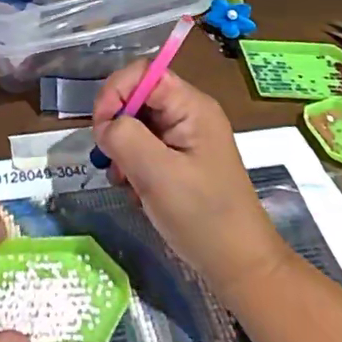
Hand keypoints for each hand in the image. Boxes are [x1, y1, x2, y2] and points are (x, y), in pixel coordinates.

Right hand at [91, 61, 290, 291]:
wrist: (241, 268)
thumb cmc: (204, 217)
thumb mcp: (158, 175)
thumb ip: (126, 138)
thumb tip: (106, 126)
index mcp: (192, 106)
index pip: (143, 73)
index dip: (115, 91)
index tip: (100, 128)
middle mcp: (189, 113)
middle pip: (138, 97)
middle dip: (116, 124)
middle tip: (110, 160)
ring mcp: (185, 137)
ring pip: (137, 123)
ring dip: (122, 148)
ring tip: (124, 180)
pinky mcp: (181, 159)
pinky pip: (145, 146)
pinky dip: (132, 163)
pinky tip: (134, 189)